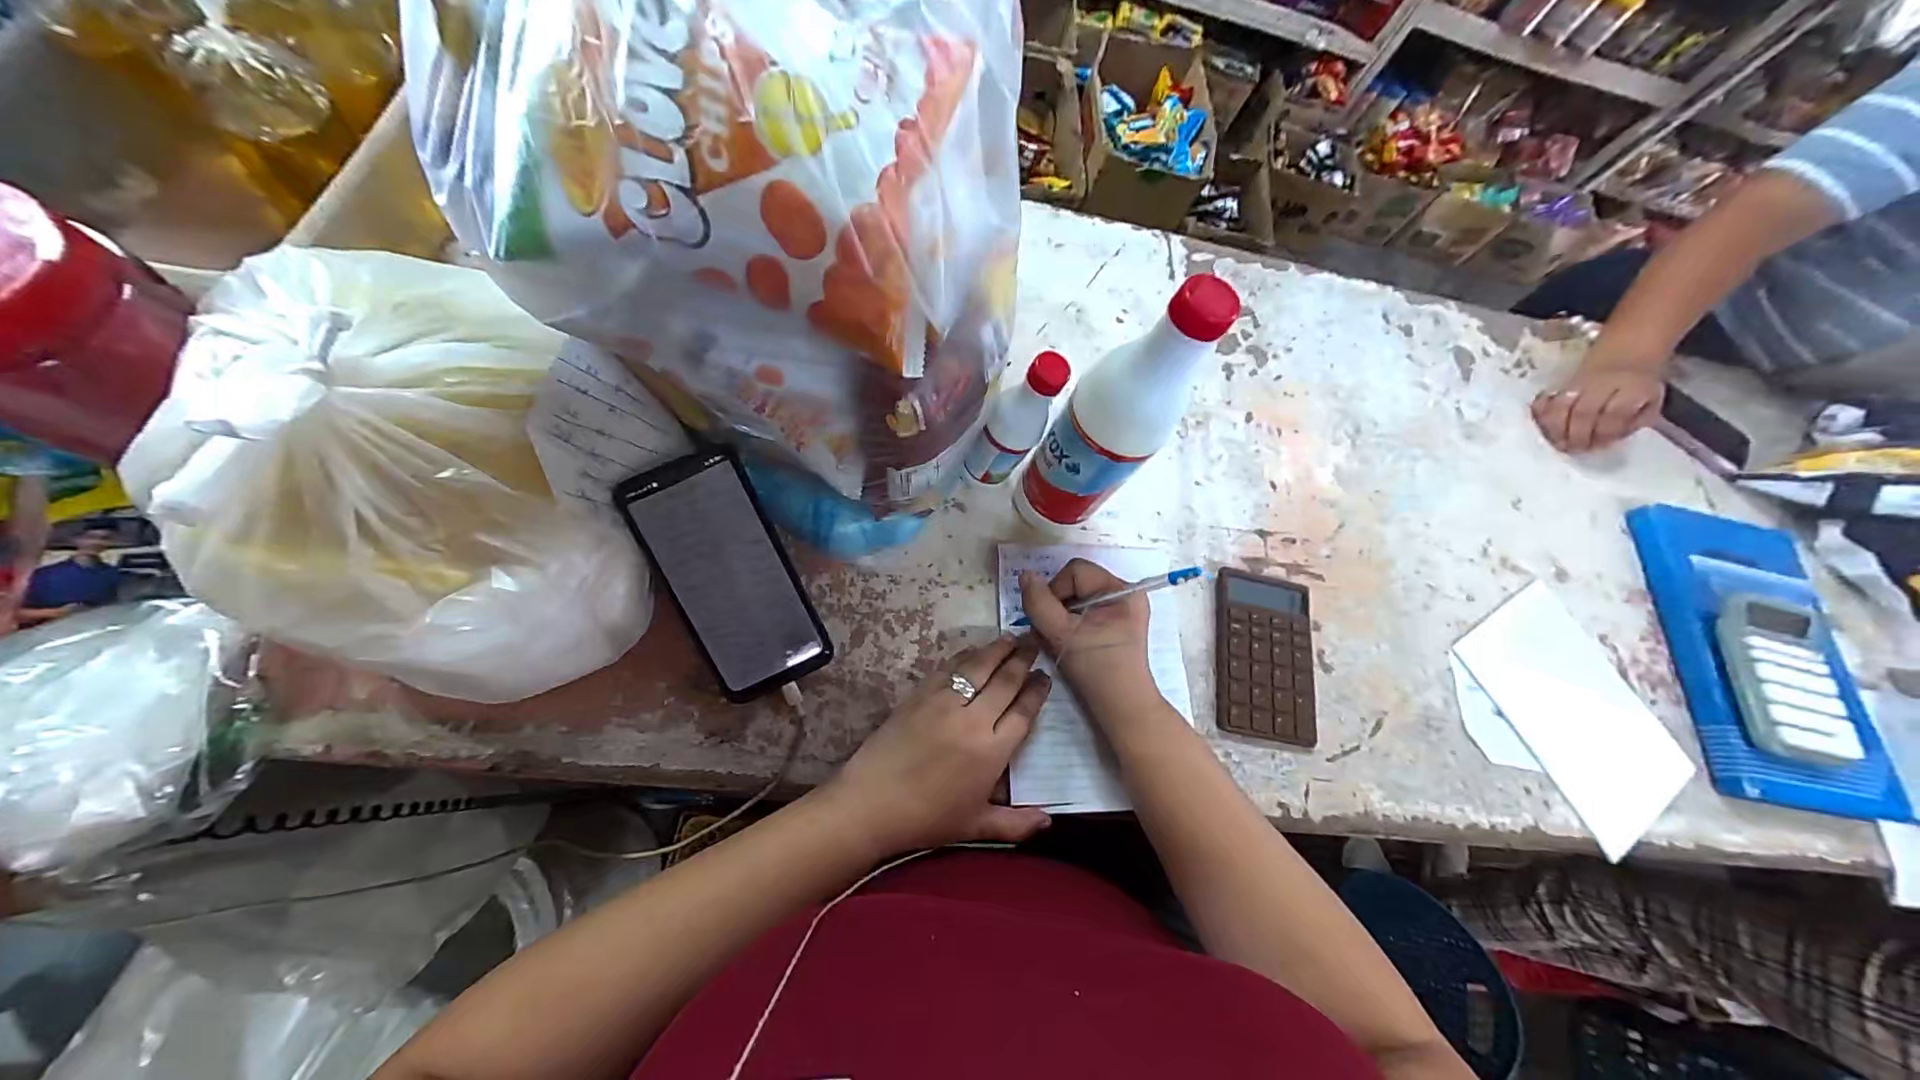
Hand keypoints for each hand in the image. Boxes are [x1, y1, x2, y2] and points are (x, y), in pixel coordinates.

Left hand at [825, 637, 1052, 855]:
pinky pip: (948, 668)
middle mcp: (972, 720)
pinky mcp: (919, 695)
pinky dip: (964, 656)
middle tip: (1034, 642)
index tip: (1045, 675)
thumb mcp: (975, 826)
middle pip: (1004, 681)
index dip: (1037, 691)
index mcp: (992, 751)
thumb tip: (1048, 823)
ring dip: (996, 650)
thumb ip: (1015, 823)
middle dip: (1023, 660)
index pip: (1023, 712)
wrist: (871, 803)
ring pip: (977, 667)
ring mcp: (943, 703)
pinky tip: (973, 651)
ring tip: (1011, 638)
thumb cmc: (927, 819)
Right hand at [1018, 561, 1152, 706]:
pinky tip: (1068, 644)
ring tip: (1059, 640)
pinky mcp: (1115, 625)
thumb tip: (1025, 575)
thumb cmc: (1097, 669)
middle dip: (1057, 605)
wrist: (1123, 708)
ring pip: (1077, 599)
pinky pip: (1085, 612)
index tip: (1051, 621)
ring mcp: (1122, 610)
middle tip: (1053, 633)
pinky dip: (1070, 625)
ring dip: (1061, 617)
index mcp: (1121, 590)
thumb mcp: (1061, 634)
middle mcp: (1125, 594)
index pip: (1074, 571)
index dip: (1055, 591)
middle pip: (1076, 583)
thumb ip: (1038, 602)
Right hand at [1532, 358, 1665, 452]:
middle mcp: (1603, 384)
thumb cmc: (1639, 384)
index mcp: (1633, 387)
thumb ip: (1634, 421)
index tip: (1601, 445)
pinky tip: (1543, 424)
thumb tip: (1609, 439)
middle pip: (1584, 412)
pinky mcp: (1561, 384)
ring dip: (1556, 428)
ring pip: (1561, 407)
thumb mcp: (1652, 400)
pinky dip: (1540, 413)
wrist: (1627, 350)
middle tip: (1575, 450)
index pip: (1616, 413)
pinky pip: (1546, 400)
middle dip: (1578, 435)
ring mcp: (1579, 383)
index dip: (1607, 432)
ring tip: (1558, 442)